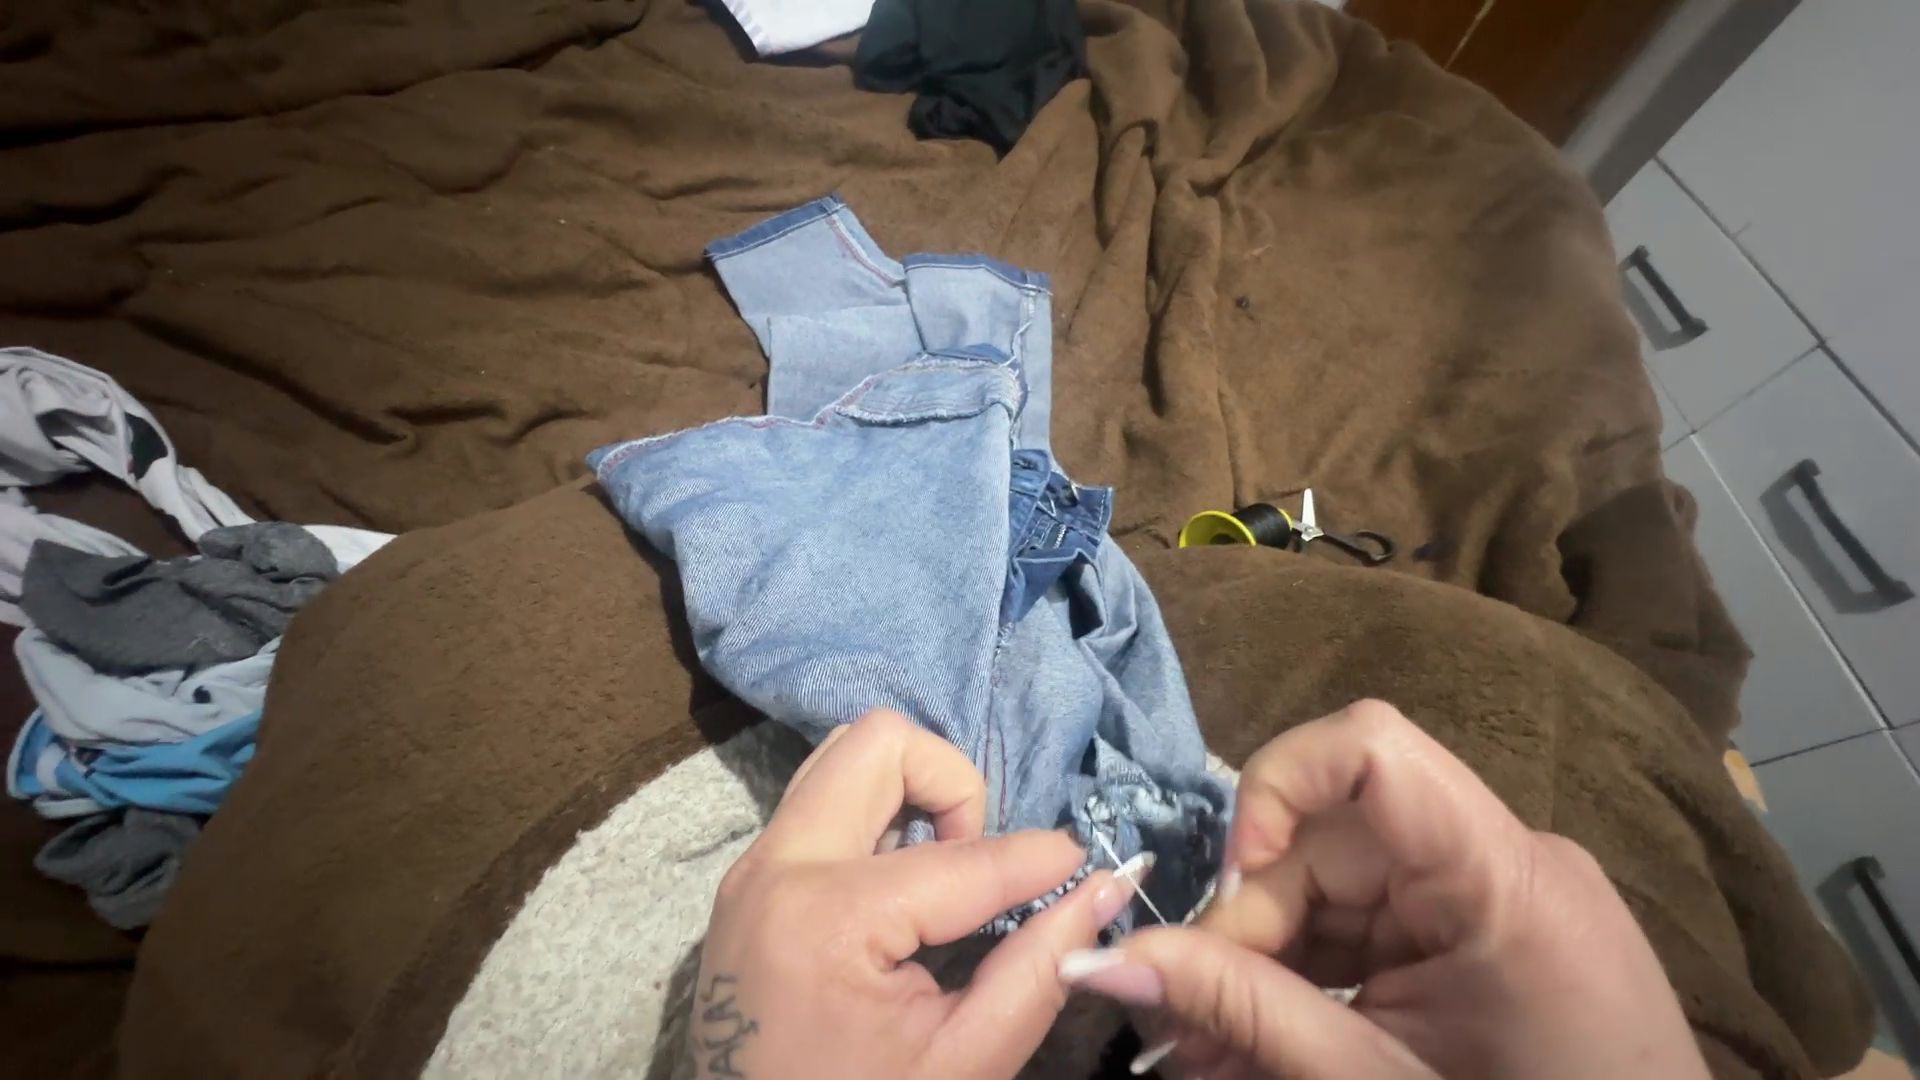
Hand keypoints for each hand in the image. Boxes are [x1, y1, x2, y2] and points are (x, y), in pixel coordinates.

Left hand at [692, 708, 1144, 1079]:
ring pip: (847, 753)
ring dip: (911, 787)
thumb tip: (1103, 888)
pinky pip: (824, 791)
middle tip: (974, 863)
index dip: (1038, 856)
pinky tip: (897, 878)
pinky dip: (877, 808)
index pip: (961, 859)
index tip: (1080, 859)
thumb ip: (1037, 971)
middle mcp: (780, 864)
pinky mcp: (752, 871)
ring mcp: (756, 861)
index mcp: (830, 919)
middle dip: (952, 784)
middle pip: (882, 741)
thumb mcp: (960, 1067)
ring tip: (936, 868)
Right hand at [1057, 699, 1711, 1079]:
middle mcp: (1496, 860)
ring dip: (1263, 961)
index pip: (1372, 748)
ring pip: (1325, 885)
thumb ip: (1237, 1010)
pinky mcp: (1470, 927)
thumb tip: (1105, 960)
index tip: (1234, 882)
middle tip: (1183, 1017)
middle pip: (1324, 837)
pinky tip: (1269, 1039)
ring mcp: (1483, 892)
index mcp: (1507, 883)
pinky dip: (1304, 975)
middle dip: (1245, 925)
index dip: (1276, 786)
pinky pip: (1357, 923)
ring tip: (1211, 1050)